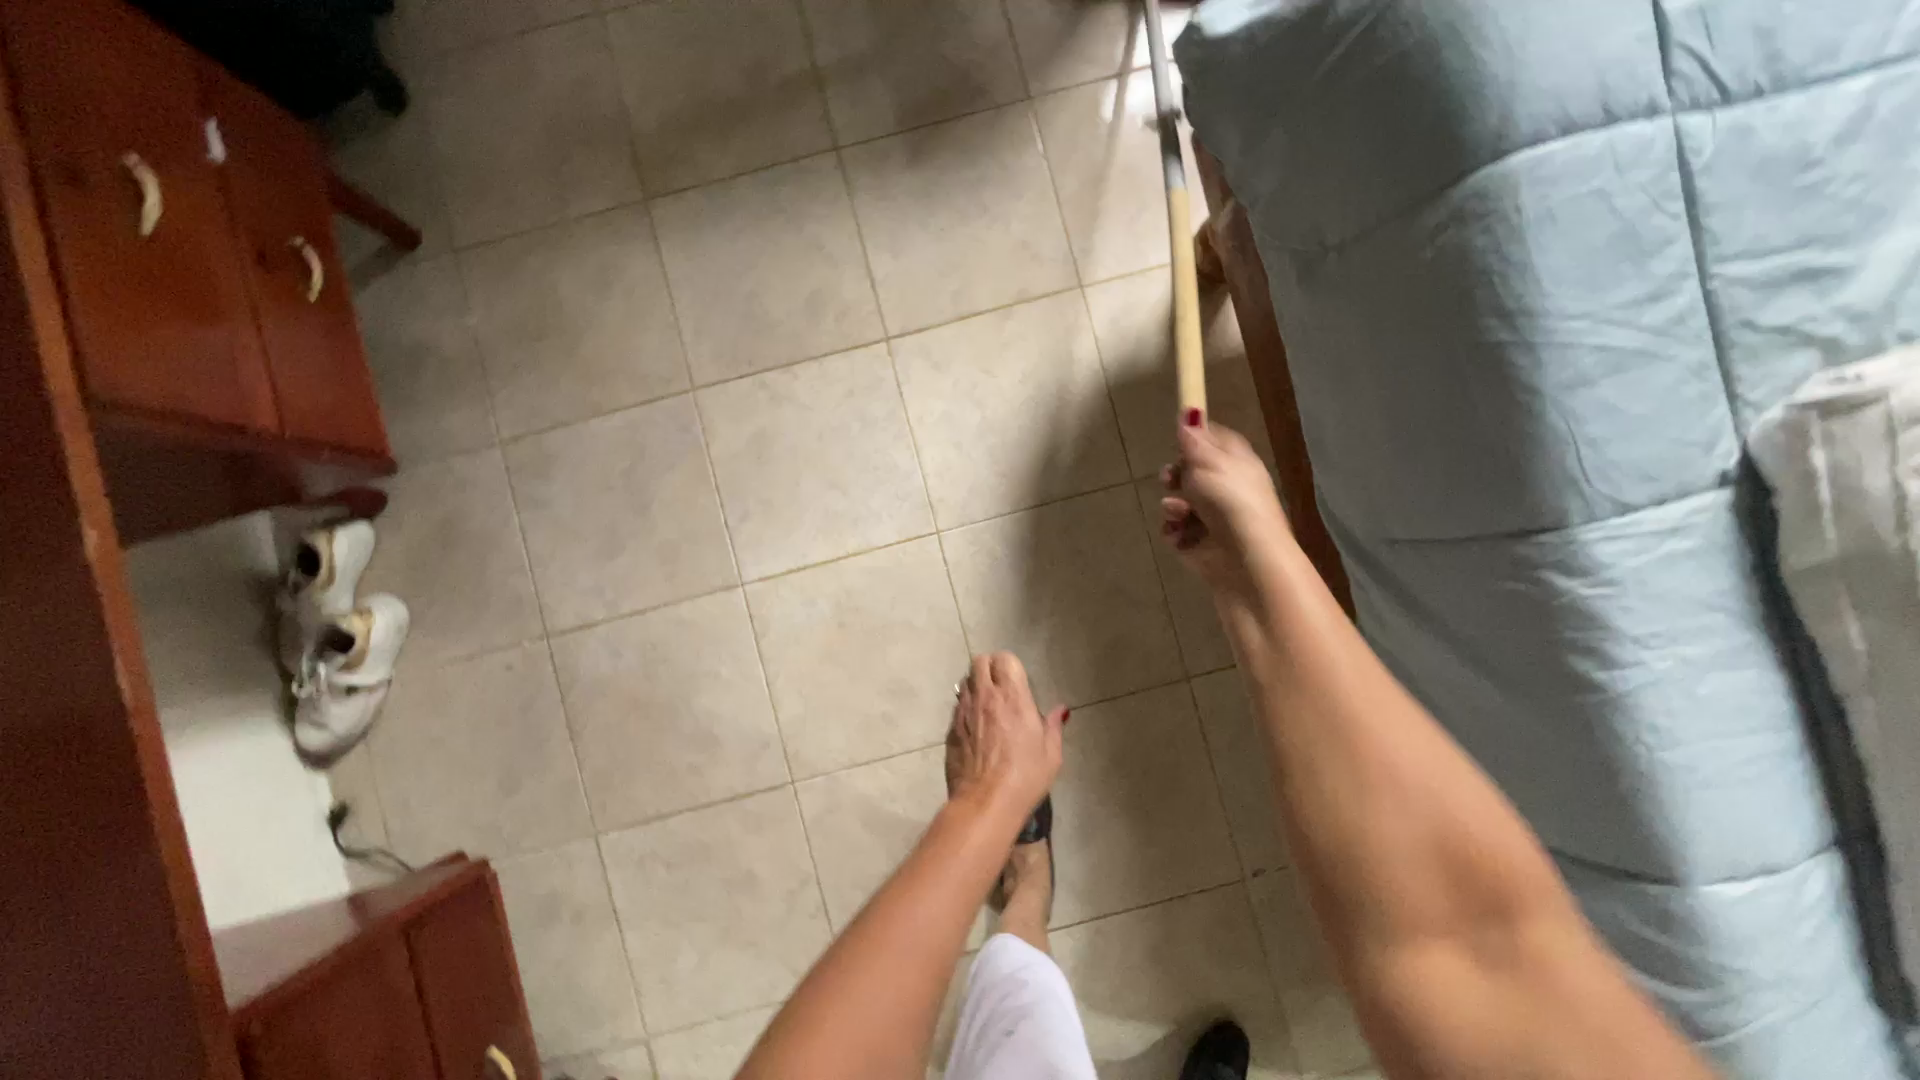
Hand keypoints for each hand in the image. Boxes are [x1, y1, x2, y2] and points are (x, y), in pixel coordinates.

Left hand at [945, 653, 1066, 822]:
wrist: (985, 802)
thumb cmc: (1025, 777)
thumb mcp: (1050, 754)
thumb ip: (1053, 726)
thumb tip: (1061, 710)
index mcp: (1013, 698)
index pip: (1004, 659)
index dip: (1009, 664)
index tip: (1017, 680)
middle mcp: (986, 697)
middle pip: (979, 661)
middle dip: (989, 667)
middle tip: (1000, 685)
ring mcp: (964, 711)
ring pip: (965, 681)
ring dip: (976, 685)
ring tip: (987, 704)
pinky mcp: (951, 728)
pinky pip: (958, 706)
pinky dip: (967, 707)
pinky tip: (976, 727)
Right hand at [1159, 414, 1292, 591]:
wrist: (1246, 561)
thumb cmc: (1232, 504)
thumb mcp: (1210, 463)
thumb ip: (1194, 440)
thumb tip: (1189, 412)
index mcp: (1237, 464)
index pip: (1216, 441)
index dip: (1197, 438)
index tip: (1178, 437)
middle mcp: (1226, 489)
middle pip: (1192, 473)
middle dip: (1175, 476)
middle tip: (1168, 479)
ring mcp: (1211, 519)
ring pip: (1179, 503)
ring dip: (1172, 507)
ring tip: (1179, 514)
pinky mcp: (1198, 544)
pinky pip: (1176, 531)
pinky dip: (1174, 532)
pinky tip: (1179, 536)